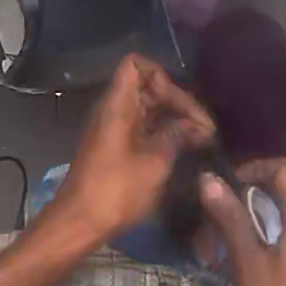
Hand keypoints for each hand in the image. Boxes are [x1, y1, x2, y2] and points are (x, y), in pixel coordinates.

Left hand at [50, 54, 214, 244]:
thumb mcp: (154, 162)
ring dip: (173, 118)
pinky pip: (143, 125)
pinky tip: (185, 147)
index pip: (135, 64)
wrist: (80, 222)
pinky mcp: (117, 146)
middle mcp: (114, 109)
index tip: (180, 101)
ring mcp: (114, 128)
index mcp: (117, 104)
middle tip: (204, 128)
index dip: (161, 74)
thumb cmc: (116, 189)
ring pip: (148, 108)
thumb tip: (198, 126)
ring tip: (201, 138)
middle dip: (177, 101)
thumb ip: (177, 136)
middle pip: (147, 86)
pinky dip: (163, 131)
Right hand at [200, 159, 285, 285]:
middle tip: (217, 217)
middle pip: (283, 191)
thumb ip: (230, 217)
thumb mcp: (250, 263)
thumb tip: (208, 178)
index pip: (281, 168)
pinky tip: (248, 262)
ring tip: (224, 244)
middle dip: (246, 197)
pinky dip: (269, 237)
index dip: (251, 167)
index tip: (225, 185)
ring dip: (255, 220)